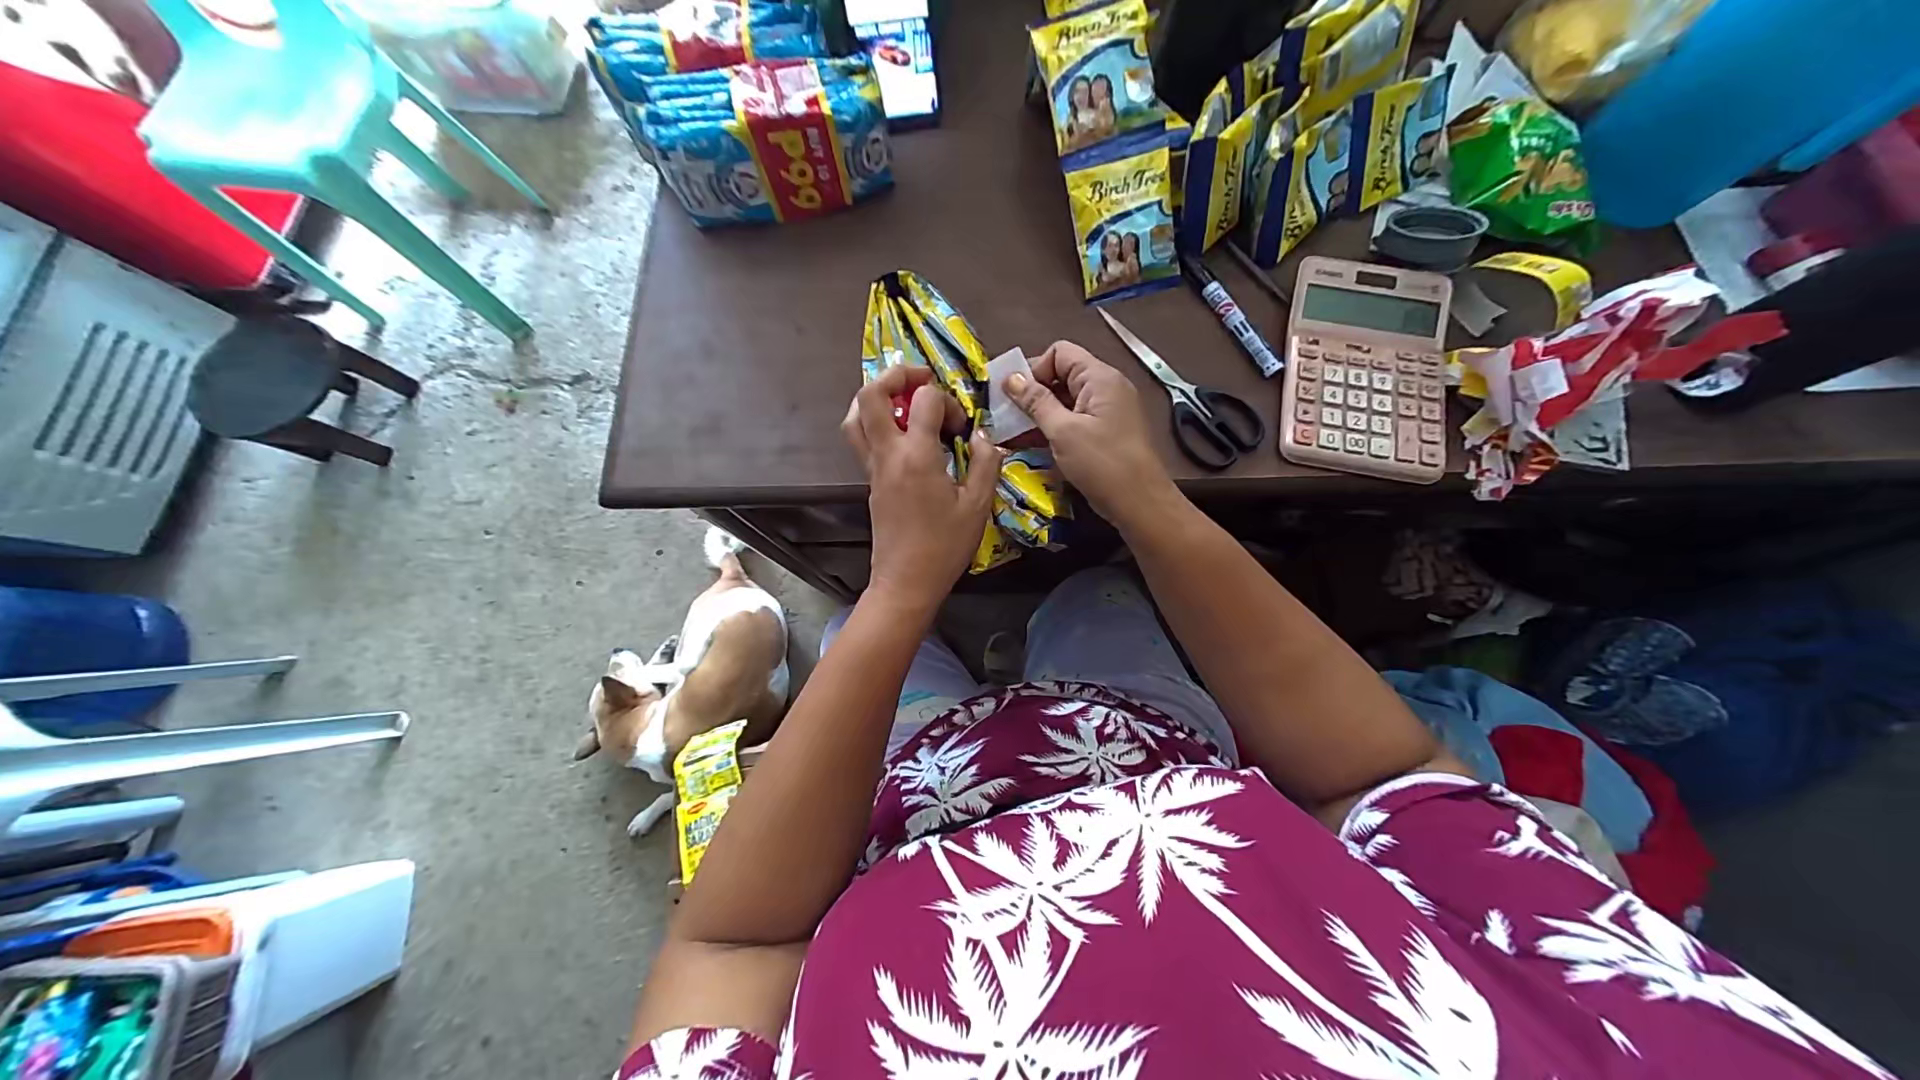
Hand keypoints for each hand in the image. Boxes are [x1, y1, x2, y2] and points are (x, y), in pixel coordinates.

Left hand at [843, 366, 1002, 610]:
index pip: (924, 400)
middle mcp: (887, 455)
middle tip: (921, 378)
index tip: (960, 427)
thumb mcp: (977, 506)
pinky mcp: (870, 482)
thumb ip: (984, 463)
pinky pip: (861, 438)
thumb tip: (984, 436)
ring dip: (876, 396)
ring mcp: (873, 468)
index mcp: (916, 456)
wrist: (906, 582)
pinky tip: (901, 433)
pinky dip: (875, 421)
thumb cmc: (944, 547)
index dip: (946, 401)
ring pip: (856, 416)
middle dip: (895, 375)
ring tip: (903, 399)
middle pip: (870, 394)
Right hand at [1006, 340, 1176, 527]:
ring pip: (1065, 400)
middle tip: (1005, 414)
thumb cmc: (1102, 463)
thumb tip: (1011, 378)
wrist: (1139, 504)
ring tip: (1010, 431)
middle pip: (1061, 375)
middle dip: (1032, 392)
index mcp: (1099, 377)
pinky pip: (1073, 420)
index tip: (1013, 395)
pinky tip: (1028, 443)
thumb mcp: (1063, 431)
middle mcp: (1105, 388)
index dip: (1034, 369)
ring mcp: (1106, 411)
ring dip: (1038, 413)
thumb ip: (1036, 402)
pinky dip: (1052, 427)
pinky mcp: (1104, 433)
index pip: (1060, 353)